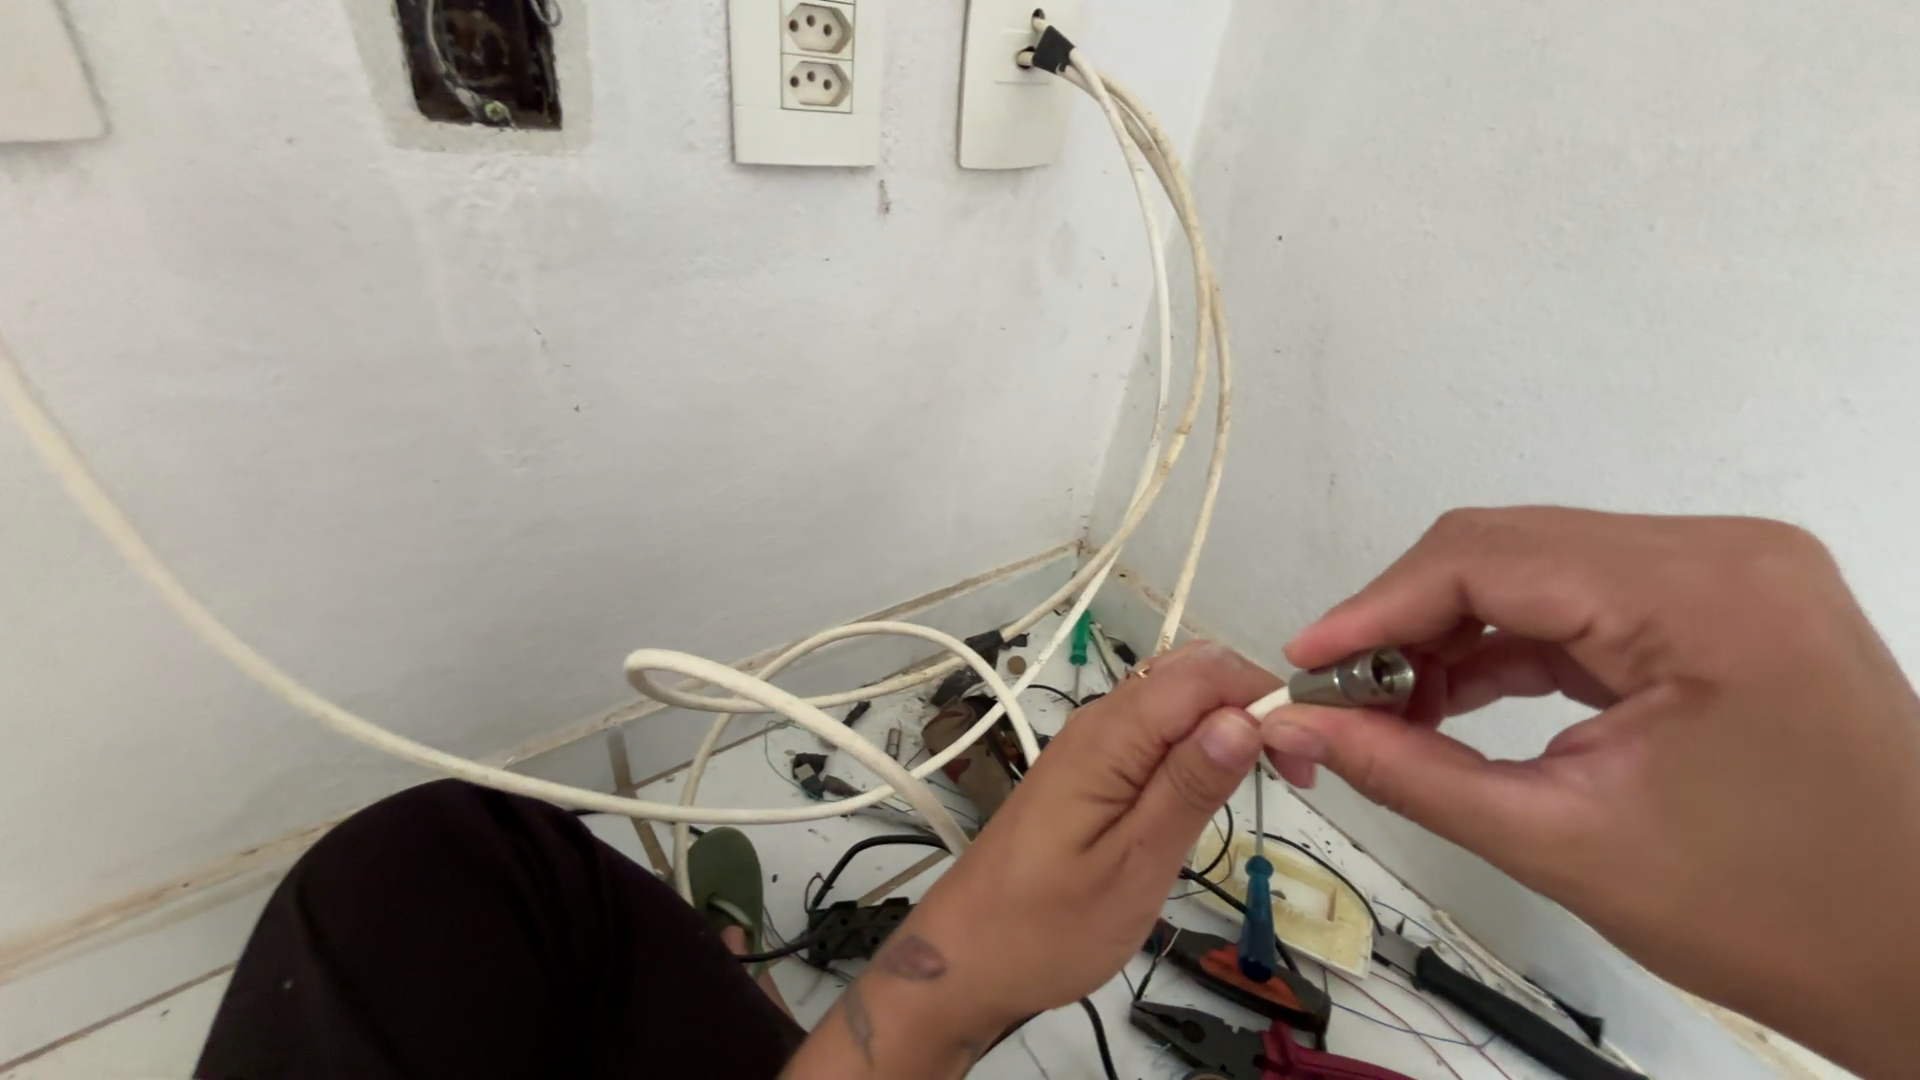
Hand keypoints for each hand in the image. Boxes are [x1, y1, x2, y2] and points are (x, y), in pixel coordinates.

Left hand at [778, 642, 1278, 1079]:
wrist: (969, 952)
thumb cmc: (1049, 924)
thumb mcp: (1134, 865)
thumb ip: (1188, 786)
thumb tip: (1245, 717)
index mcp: (1109, 735)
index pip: (1203, 673)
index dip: (1263, 696)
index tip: (1303, 760)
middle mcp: (1097, 720)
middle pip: (1187, 671)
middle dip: (1249, 701)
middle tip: (1289, 772)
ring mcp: (1089, 741)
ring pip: (1170, 695)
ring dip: (1225, 718)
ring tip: (1261, 778)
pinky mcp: (1087, 766)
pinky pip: (1151, 727)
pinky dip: (1193, 739)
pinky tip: (1208, 782)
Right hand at [1263, 508, 1919, 1078]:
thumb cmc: (1773, 916)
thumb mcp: (1560, 844)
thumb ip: (1405, 773)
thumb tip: (1288, 729)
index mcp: (1700, 595)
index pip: (1483, 560)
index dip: (1373, 608)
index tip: (1302, 666)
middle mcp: (1712, 552)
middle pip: (1495, 550)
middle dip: (1399, 620)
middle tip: (1337, 692)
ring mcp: (1715, 571)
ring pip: (1518, 568)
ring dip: (1437, 633)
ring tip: (1385, 705)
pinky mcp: (1704, 602)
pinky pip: (1559, 599)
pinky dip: (1488, 646)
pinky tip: (1444, 697)